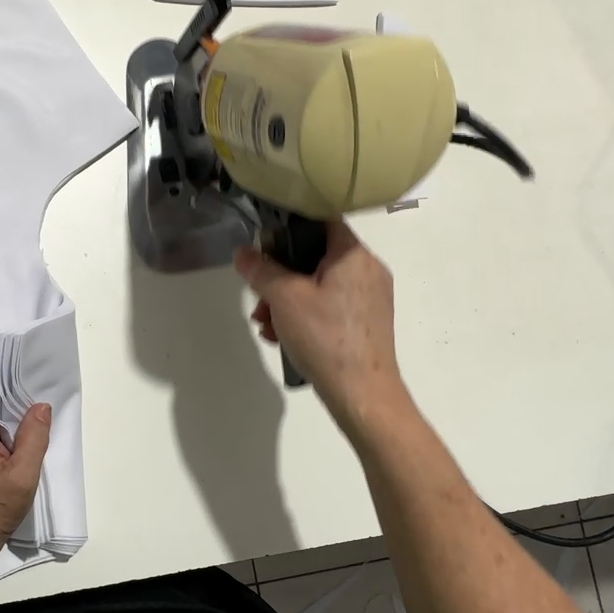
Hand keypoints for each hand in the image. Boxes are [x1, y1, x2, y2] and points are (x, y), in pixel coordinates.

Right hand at [235, 220, 404, 418]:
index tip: (265, 242)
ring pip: (319, 285)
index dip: (290, 226)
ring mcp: (370, 298)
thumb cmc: (324, 335)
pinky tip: (283, 337)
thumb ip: (261, 270)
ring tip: (266, 325)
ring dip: (286, 301)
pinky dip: (305, 315)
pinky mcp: (367, 322)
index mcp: (354, 254)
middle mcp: (368, 270)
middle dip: (280, 277)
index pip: (322, 221)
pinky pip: (329, 306)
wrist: (361, 391)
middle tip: (260, 298)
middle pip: (315, 258)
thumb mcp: (283, 298)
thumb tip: (243, 252)